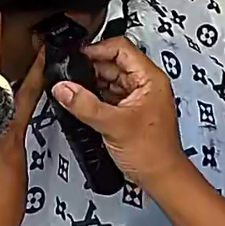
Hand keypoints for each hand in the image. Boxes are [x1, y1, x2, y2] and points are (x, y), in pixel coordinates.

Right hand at [48, 37, 191, 191]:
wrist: (160, 177)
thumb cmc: (152, 152)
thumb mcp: (113, 124)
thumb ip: (85, 105)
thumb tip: (63, 88)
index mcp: (149, 78)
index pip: (121, 48)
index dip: (97, 50)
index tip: (77, 57)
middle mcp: (145, 84)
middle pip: (112, 63)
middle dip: (90, 69)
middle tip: (69, 77)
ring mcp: (137, 97)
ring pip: (109, 79)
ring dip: (91, 84)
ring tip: (72, 91)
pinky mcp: (129, 111)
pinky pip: (108, 95)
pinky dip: (95, 98)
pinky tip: (81, 104)